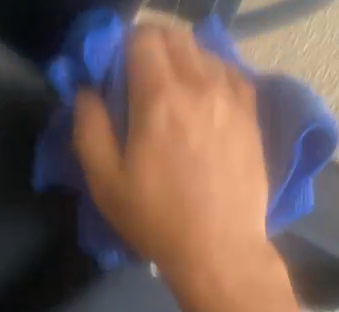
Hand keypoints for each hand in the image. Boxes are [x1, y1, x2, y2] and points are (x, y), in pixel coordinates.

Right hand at [73, 25, 271, 286]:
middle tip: (137, 85)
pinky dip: (209, 76)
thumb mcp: (105, 184)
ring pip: (203, 51)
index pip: (140, 38)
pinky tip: (201, 106)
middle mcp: (199, 82)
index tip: (113, 79)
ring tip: (170, 97)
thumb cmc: (156, 220)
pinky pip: (228, 72)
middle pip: (174, 37)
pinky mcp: (251, 112)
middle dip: (150, 50)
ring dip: (181, 62)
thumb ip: (89, 129)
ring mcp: (231, 94)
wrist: (218, 248)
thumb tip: (87, 93)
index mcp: (158, 95)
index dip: (121, 51)